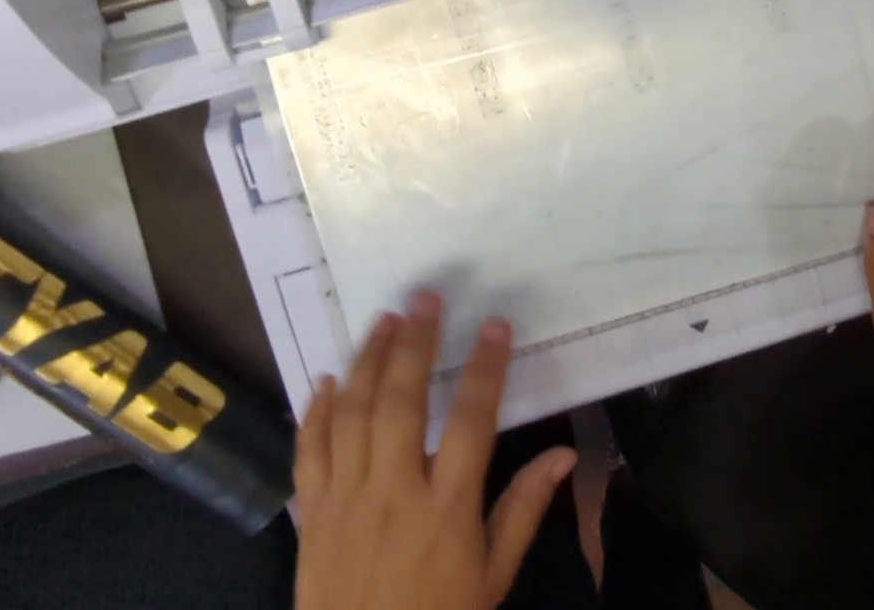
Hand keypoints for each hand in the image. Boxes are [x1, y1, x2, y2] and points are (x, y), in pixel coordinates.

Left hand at [292, 292, 576, 609]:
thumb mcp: (493, 575)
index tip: (496, 325)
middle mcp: (393, 493)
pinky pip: (309, 453)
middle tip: (426, 299)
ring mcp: (345, 501)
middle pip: (400, 403)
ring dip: (367, 361)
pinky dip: (315, 412)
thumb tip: (565, 453)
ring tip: (385, 319)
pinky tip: (327, 378)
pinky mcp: (310, 515)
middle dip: (415, 344)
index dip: (486, 369)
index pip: (470, 422)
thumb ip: (524, 509)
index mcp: (446, 508)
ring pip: (352, 415)